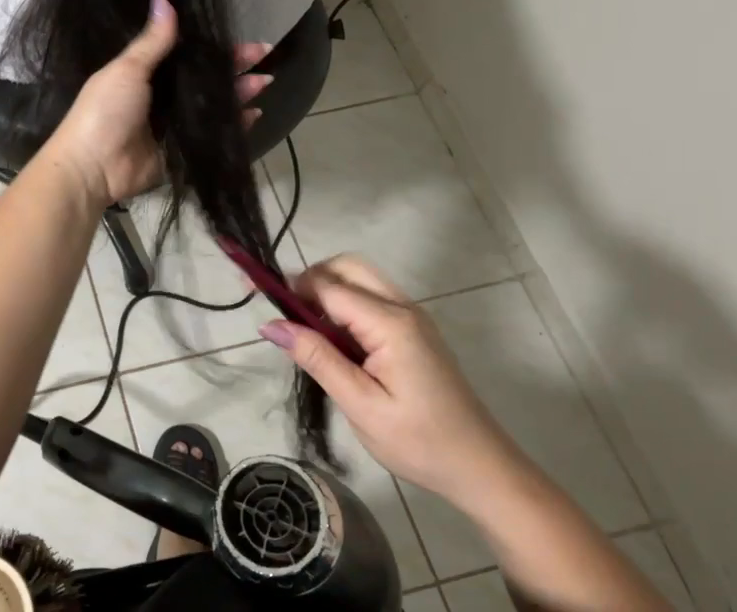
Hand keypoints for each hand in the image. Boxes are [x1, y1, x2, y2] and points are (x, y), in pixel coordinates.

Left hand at [40, 0, 273, 205]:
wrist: (91, 166)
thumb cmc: (104, 111)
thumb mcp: (127, 70)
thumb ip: (153, 40)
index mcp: (143, 71)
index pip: (185, 50)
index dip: (212, 43)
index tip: (241, 33)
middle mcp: (160, 94)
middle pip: (203, 76)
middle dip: (233, 66)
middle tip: (264, 55)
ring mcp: (171, 123)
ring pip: (211, 103)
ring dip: (238, 92)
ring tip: (264, 82)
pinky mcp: (180, 150)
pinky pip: (211, 134)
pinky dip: (234, 125)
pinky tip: (254, 114)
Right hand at [260, 256, 524, 506]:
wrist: (481, 468)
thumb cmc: (419, 441)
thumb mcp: (360, 405)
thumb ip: (316, 358)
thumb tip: (271, 324)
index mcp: (390, 324)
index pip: (328, 286)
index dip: (289, 287)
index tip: (255, 293)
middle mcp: (403, 308)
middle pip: (347, 267)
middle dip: (310, 279)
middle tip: (285, 315)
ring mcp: (412, 318)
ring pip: (360, 279)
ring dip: (327, 291)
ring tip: (304, 330)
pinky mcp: (414, 332)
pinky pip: (371, 299)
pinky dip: (344, 305)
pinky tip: (332, 340)